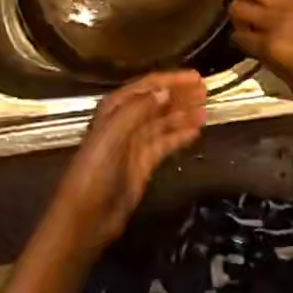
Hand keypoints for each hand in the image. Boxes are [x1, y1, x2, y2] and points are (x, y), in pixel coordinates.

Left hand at [48, 70, 207, 251]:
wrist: (86, 216)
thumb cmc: (95, 172)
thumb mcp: (112, 136)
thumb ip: (137, 111)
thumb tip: (165, 90)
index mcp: (114, 109)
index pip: (147, 86)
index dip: (171, 79)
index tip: (197, 77)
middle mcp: (125, 121)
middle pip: (157, 102)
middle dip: (180, 94)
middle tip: (207, 91)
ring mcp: (134, 143)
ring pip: (163, 122)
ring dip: (183, 114)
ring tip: (207, 110)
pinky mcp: (142, 163)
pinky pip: (165, 143)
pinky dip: (180, 135)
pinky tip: (196, 131)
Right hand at [230, 0, 292, 96]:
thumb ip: (271, 65)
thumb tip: (260, 52)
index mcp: (270, 46)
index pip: (238, 37)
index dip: (237, 41)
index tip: (242, 43)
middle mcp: (273, 20)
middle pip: (238, 8)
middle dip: (236, 16)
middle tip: (245, 22)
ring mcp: (289, 2)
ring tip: (255, 3)